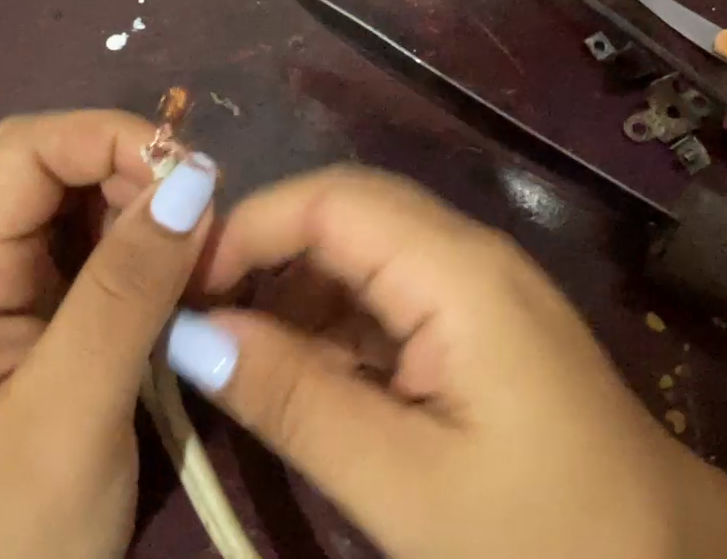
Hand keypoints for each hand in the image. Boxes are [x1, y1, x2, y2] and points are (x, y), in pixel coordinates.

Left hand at [0, 110, 219, 558]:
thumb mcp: (68, 419)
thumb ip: (126, 292)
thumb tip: (194, 178)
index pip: (23, 152)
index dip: (109, 137)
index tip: (194, 178)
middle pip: (47, 173)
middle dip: (132, 176)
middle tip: (206, 225)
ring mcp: (0, 311)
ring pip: (75, 218)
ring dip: (143, 220)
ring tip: (200, 264)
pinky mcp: (34, 342)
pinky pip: (90, 270)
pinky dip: (141, 264)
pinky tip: (177, 295)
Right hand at [170, 165, 726, 558]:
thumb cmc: (546, 534)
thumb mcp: (404, 485)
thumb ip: (297, 400)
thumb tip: (192, 334)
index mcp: (457, 271)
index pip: (331, 201)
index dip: (248, 227)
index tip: (180, 288)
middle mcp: (467, 253)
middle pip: (345, 214)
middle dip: (264, 252)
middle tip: (193, 319)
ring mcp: (476, 285)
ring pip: (361, 252)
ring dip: (293, 292)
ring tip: (232, 355)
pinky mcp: (476, 322)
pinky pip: (387, 297)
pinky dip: (332, 326)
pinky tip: (299, 376)